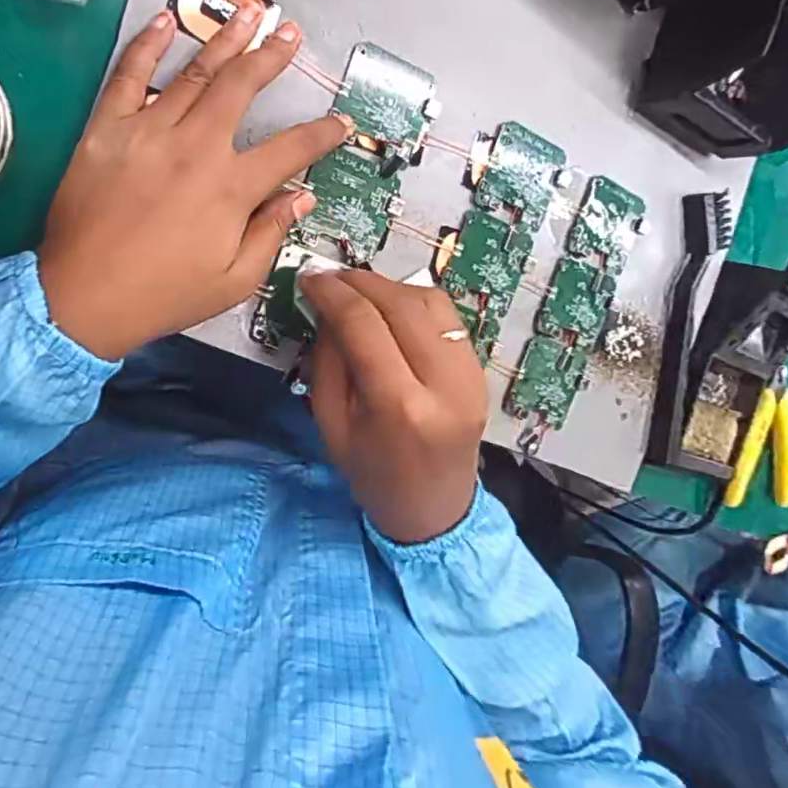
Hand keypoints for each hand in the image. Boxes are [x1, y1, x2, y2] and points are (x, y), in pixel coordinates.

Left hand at [37, 4, 351, 359]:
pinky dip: (145, 45)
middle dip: (272, 57)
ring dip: (225, 40)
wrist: (83, 298)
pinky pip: (127, 76)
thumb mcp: (231, 282)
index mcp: (230, 188)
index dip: (323, 134)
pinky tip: (166, 20)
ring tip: (248, 12)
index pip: (291, 150)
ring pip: (193, 73)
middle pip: (242, 88)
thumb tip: (302, 197)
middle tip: (290, 34)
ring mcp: (147, 132)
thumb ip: (270, 235)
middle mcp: (195, 148)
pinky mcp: (106, 130)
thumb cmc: (161, 296)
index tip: (341, 122)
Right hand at [300, 270, 488, 542]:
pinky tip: (389, 307)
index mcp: (399, 406)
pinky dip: (413, 301)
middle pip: (400, 304)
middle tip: (328, 278)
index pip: (363, 324)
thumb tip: (326, 308)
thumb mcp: (330, 421)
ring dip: (388, 286)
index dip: (331, 294)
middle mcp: (443, 384)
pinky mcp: (479, 371)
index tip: (308, 280)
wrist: (433, 509)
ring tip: (357, 291)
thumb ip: (327, 360)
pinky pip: (447, 316)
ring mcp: (470, 375)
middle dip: (358, 281)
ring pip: (430, 301)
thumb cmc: (370, 473)